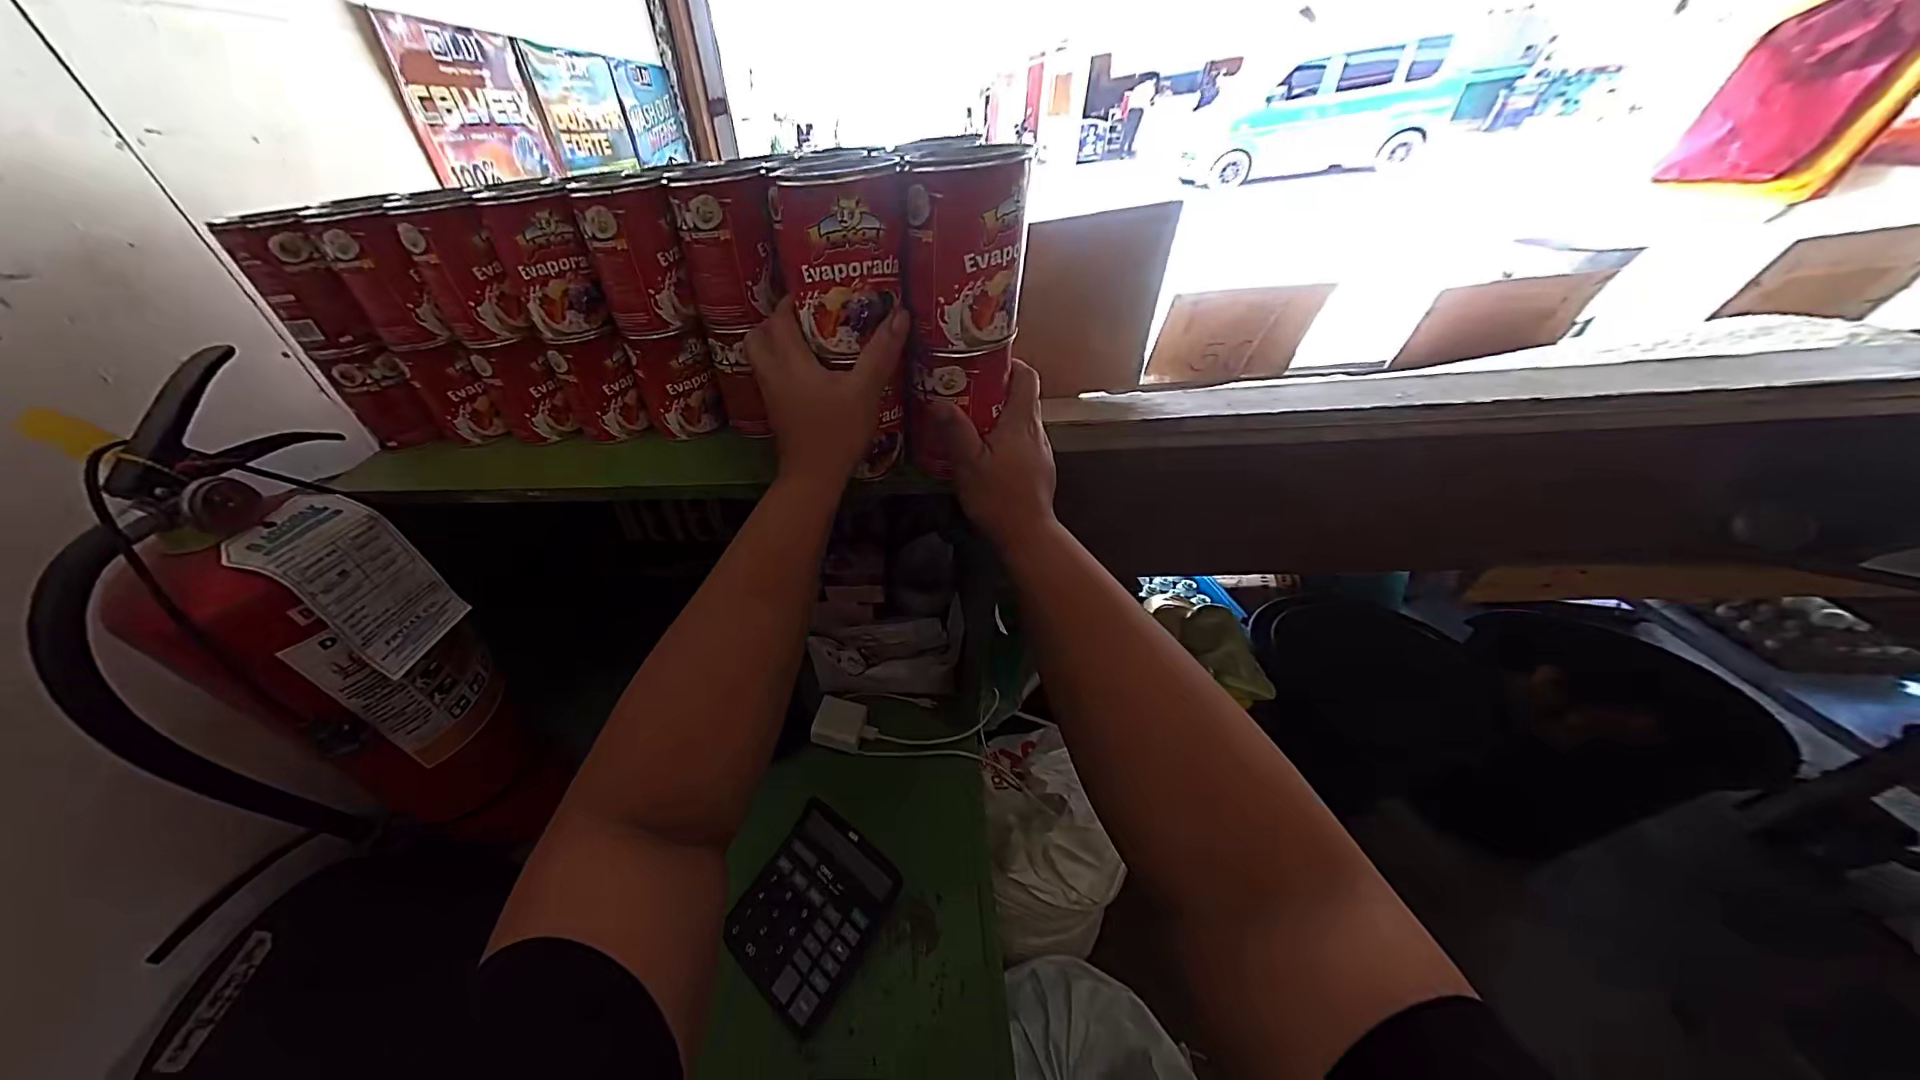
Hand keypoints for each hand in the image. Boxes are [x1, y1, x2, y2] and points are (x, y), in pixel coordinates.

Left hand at [747, 296, 906, 486]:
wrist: (814, 477)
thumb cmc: (837, 432)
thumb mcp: (865, 390)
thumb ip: (881, 352)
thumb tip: (901, 315)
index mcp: (789, 361)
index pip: (780, 318)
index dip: (794, 299)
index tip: (816, 290)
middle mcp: (772, 373)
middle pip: (759, 334)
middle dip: (778, 320)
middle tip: (807, 316)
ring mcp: (771, 394)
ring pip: (761, 355)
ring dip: (777, 341)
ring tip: (810, 339)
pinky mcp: (776, 410)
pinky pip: (771, 374)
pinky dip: (783, 363)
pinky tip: (811, 369)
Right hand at [925, 358, 1056, 547]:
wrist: (1027, 534)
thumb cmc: (998, 498)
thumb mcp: (969, 463)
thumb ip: (955, 430)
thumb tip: (939, 401)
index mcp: (1021, 422)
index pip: (1027, 376)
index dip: (1010, 363)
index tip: (985, 363)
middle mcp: (1036, 431)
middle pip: (1023, 396)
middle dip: (996, 389)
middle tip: (965, 392)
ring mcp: (1041, 451)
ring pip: (1021, 420)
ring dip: (999, 415)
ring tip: (970, 421)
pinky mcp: (1039, 469)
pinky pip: (1022, 441)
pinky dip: (1005, 437)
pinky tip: (985, 452)